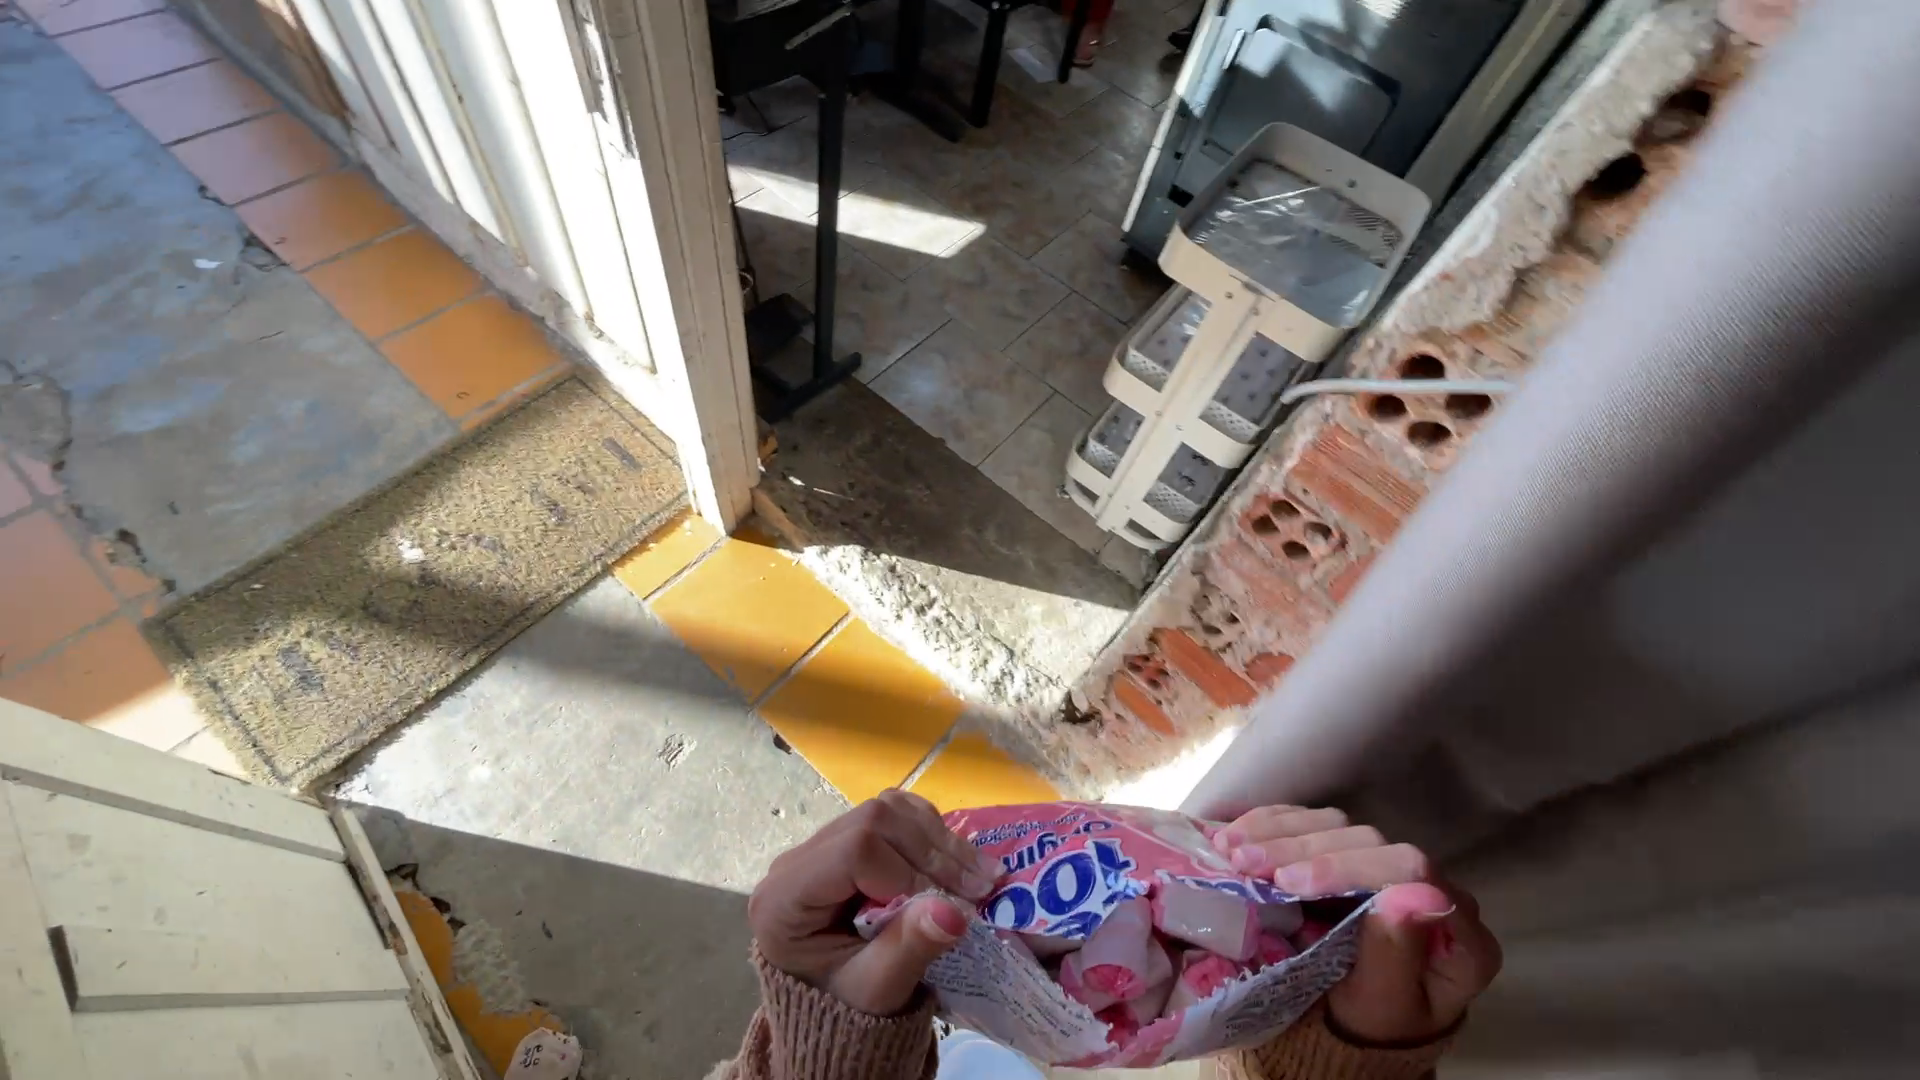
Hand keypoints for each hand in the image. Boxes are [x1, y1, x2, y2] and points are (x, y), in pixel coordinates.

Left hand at [749, 790, 1002, 1015]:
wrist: (835, 1006)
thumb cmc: (846, 1007)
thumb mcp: (875, 992)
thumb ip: (908, 949)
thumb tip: (954, 911)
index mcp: (786, 896)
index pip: (855, 850)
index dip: (909, 871)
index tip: (951, 906)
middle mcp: (799, 858)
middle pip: (875, 820)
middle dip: (935, 852)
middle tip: (983, 886)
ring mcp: (826, 841)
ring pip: (889, 809)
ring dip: (941, 839)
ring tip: (981, 875)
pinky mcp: (852, 836)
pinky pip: (897, 813)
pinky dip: (932, 831)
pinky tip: (956, 860)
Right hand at [1211, 806, 1501, 1044]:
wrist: (1344, 1026)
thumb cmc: (1369, 1026)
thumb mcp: (1381, 1005)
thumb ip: (1395, 954)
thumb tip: (1408, 896)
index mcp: (1456, 928)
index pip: (1410, 871)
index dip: (1346, 867)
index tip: (1286, 883)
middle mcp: (1425, 884)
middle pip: (1365, 840)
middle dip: (1298, 848)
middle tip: (1243, 863)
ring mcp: (1381, 861)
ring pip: (1333, 823)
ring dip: (1275, 830)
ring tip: (1228, 847)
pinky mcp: (1344, 850)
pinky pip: (1308, 821)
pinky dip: (1267, 823)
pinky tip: (1233, 833)